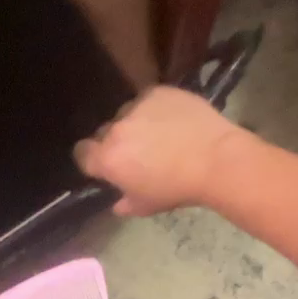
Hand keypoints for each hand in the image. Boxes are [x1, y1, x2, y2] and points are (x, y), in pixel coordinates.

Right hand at [72, 87, 247, 215]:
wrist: (215, 160)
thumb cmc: (177, 188)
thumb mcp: (147, 205)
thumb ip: (125, 204)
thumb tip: (117, 203)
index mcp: (107, 159)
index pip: (82, 153)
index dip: (92, 160)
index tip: (105, 166)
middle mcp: (116, 129)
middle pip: (104, 133)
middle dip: (114, 142)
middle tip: (137, 153)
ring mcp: (137, 106)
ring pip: (126, 114)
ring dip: (134, 123)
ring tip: (158, 134)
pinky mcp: (158, 92)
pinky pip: (147, 100)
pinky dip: (154, 109)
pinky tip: (172, 120)